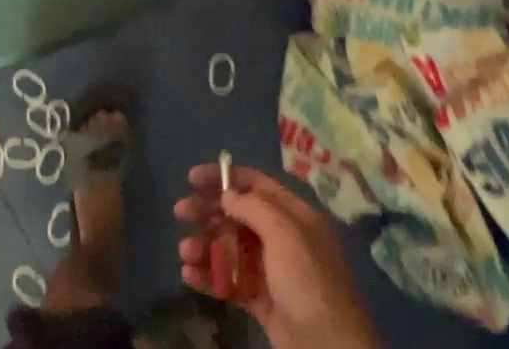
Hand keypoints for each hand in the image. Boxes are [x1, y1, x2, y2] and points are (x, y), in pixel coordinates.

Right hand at [173, 164, 377, 348]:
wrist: (328, 347)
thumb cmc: (308, 281)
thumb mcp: (285, 234)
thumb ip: (254, 208)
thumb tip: (227, 194)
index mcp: (295, 216)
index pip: (256, 184)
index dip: (224, 177)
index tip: (192, 178)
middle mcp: (283, 238)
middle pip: (239, 215)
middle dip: (209, 212)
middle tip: (180, 212)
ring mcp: (272, 271)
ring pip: (231, 249)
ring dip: (205, 246)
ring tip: (185, 253)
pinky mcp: (261, 300)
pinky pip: (231, 280)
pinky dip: (210, 276)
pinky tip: (189, 275)